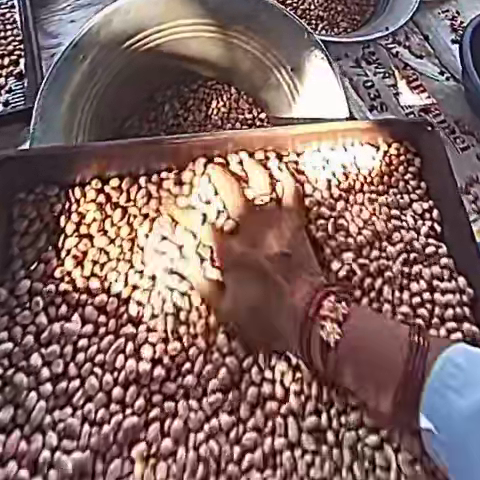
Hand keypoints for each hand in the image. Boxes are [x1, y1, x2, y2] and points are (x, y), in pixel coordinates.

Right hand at [188, 158, 324, 354]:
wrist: (308, 316)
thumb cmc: (265, 320)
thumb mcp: (225, 311)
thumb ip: (202, 284)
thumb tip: (182, 265)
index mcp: (228, 250)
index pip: (198, 223)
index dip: (181, 212)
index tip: (171, 204)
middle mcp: (249, 228)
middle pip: (229, 190)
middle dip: (217, 175)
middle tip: (209, 167)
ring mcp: (273, 221)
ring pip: (260, 182)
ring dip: (250, 168)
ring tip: (243, 159)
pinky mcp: (295, 221)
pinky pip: (291, 190)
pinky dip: (285, 176)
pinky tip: (279, 167)